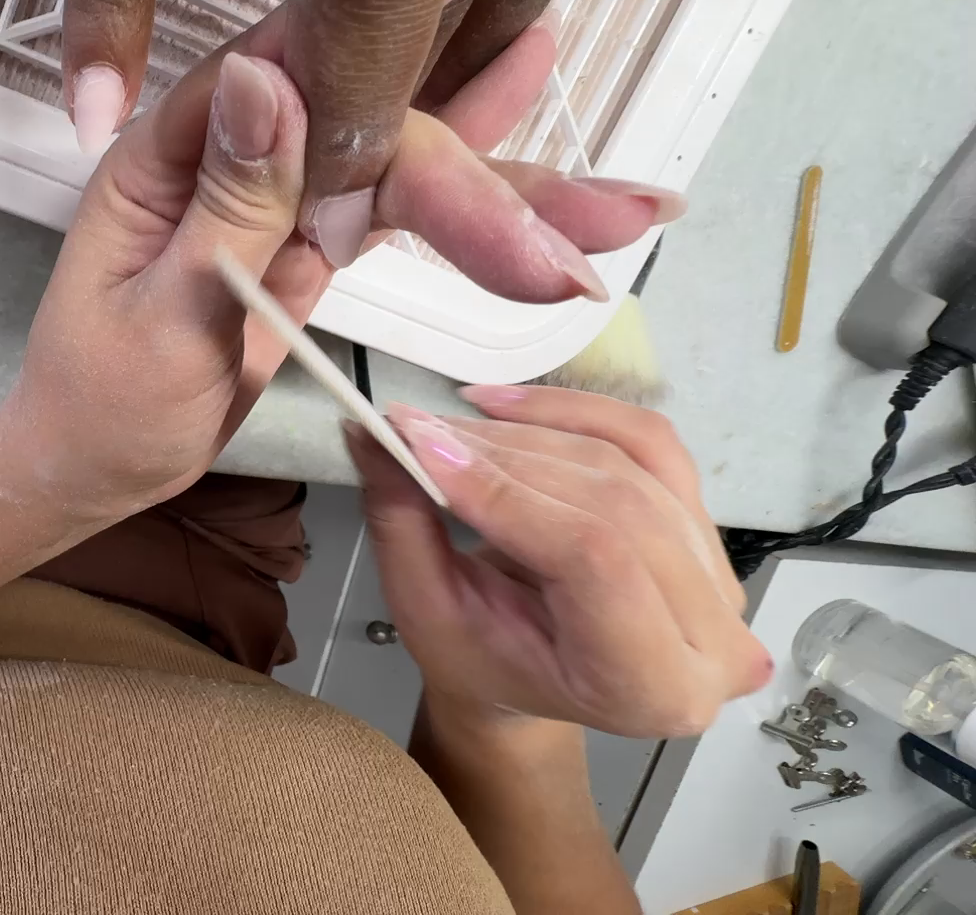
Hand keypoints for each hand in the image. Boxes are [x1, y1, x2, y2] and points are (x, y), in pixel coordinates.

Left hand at [0, 0, 677, 524]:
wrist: (99, 464)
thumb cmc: (103, 405)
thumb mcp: (163, 314)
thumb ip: (226, 205)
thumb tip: (268, 72)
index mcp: (165, 161)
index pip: (281, 62)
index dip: (384, 2)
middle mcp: (224, 165)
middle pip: (358, 122)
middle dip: (473, 155)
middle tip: (612, 196)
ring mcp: (271, 207)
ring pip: (392, 172)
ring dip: (503, 191)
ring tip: (624, 207)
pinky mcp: (301, 252)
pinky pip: (388, 221)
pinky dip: (463, 217)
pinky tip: (550, 197)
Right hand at [347, 386, 770, 737]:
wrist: (530, 670)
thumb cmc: (475, 657)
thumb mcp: (421, 605)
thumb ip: (400, 519)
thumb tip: (368, 433)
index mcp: (647, 686)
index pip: (591, 560)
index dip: (503, 491)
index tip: (417, 445)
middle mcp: (715, 636)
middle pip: (615, 502)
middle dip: (503, 453)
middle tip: (416, 427)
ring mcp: (722, 576)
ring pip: (628, 463)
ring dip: (525, 428)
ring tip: (448, 423)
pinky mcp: (702, 526)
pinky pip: (648, 440)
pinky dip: (571, 409)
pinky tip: (504, 404)